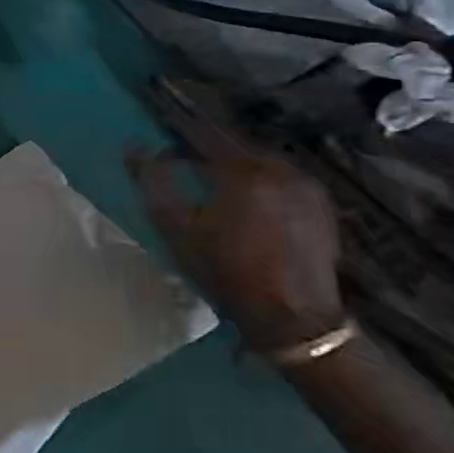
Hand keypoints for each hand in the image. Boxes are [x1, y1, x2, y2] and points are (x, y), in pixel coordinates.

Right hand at [127, 149, 345, 351]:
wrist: (295, 322)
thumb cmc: (227, 272)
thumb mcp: (176, 229)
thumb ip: (152, 182)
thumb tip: (134, 148)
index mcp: (242, 169)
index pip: (202, 132)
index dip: (177, 130)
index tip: (160, 136)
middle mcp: (277, 167)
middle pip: (231, 142)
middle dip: (204, 146)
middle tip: (183, 158)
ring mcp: (304, 184)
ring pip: (256, 157)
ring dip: (231, 161)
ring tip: (211, 176)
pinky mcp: (319, 203)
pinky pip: (279, 174)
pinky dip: (258, 176)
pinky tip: (245, 194)